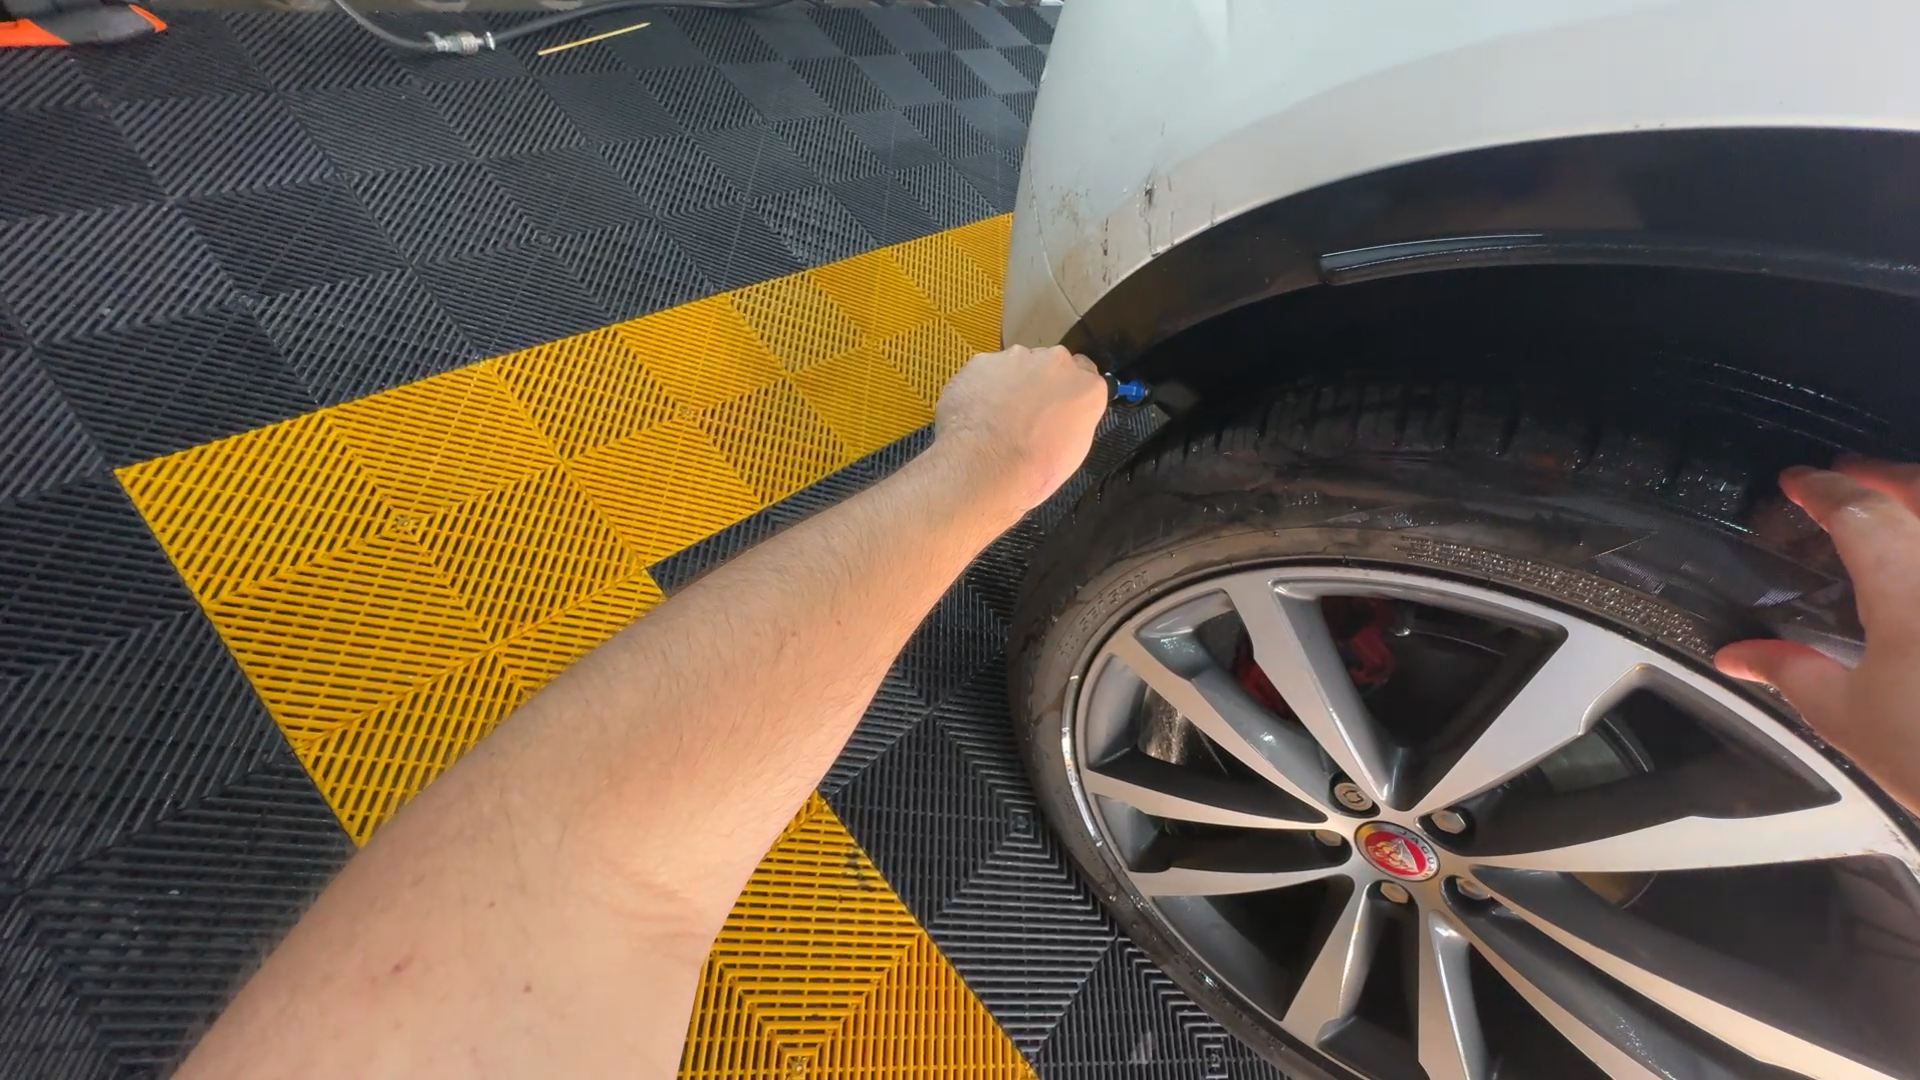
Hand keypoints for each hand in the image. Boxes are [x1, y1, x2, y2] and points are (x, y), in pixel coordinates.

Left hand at [931, 344, 1109, 513]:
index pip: (1084, 373)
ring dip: (1011, 382)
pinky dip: (983, 386)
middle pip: (1051, 364)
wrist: (987, 468)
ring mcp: (1017, 358)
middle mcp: (1056, 362)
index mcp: (1086, 385)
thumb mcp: (1075, 448)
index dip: (1067, 391)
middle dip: (1040, 382)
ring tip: (996, 415)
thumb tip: (1063, 412)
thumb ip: (1075, 416)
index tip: (1056, 406)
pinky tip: (976, 411)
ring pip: (1017, 364)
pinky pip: (986, 370)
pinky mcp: (982, 362)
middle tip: (1025, 413)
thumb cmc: (1037, 469)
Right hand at [1715, 459, 1919, 813]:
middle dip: (1891, 477)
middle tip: (1857, 477)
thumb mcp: (1850, 719)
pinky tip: (1918, 566)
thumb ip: (1792, 672)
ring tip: (1908, 508)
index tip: (1797, 481)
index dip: (1825, 490)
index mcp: (1910, 597)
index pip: (1862, 516)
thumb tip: (1736, 655)